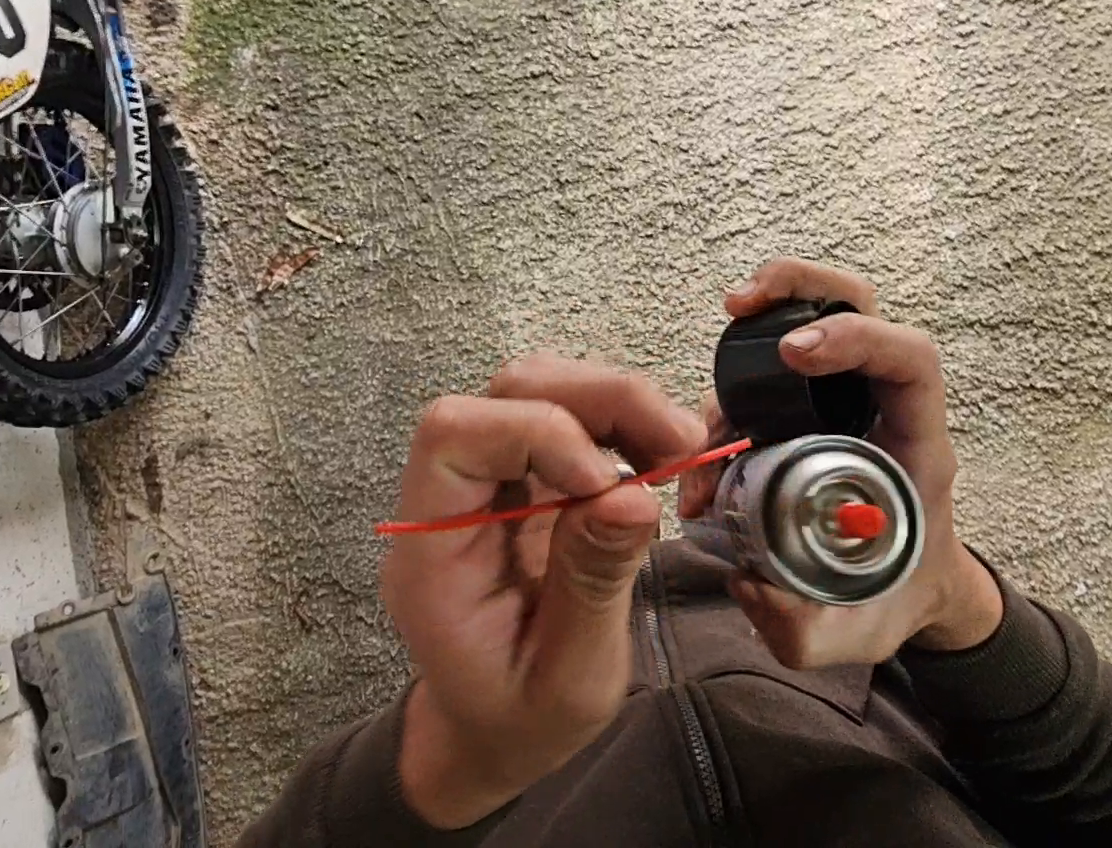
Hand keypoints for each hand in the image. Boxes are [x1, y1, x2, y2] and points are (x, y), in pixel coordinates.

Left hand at [385, 354, 702, 828]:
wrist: (492, 725)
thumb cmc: (517, 718)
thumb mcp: (567, 680)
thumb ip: (593, 585)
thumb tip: (633, 494)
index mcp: (431, 548)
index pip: (452, 434)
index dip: (536, 433)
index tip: (606, 482)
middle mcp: (453, 493)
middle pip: (509, 390)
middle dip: (601, 399)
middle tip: (681, 442)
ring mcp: (492, 477)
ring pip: (542, 386)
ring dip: (618, 401)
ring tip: (680, 446)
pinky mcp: (528, 475)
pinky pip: (569, 414)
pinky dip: (622, 420)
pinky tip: (661, 454)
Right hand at [679, 258, 1002, 667]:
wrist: (905, 587)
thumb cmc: (894, 595)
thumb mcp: (857, 630)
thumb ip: (805, 623)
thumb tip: (749, 581)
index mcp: (912, 442)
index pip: (908, 359)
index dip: (856, 339)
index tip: (794, 356)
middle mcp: (873, 406)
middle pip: (852, 305)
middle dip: (797, 287)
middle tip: (739, 303)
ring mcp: (834, 402)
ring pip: (805, 322)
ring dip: (756, 319)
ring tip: (715, 346)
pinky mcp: (797, 412)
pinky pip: (763, 375)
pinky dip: (727, 384)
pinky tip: (699, 439)